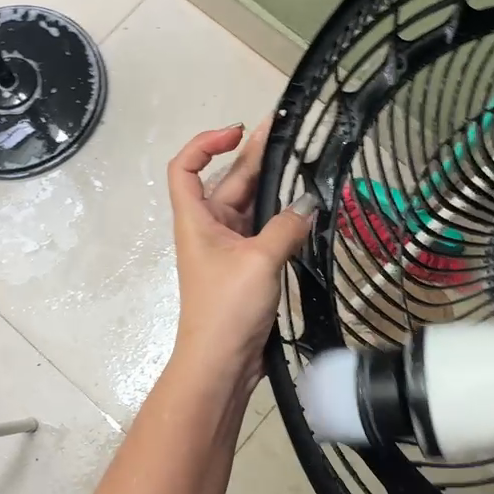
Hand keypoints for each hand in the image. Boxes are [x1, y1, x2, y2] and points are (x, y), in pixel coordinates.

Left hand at [168, 124, 315, 384]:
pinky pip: (264, 229)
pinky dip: (282, 215)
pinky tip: (307, 205)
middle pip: (227, 180)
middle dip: (254, 154)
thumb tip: (309, 204)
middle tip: (288, 130)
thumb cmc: (227, 307)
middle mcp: (208, 227)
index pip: (185, 167)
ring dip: (272, 183)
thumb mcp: (259, 261)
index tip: (237, 132)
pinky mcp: (246, 265)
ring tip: (303, 157)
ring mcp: (228, 246)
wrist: (221, 363)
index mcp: (196, 218)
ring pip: (250, 204)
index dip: (205, 143)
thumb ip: (286, 227)